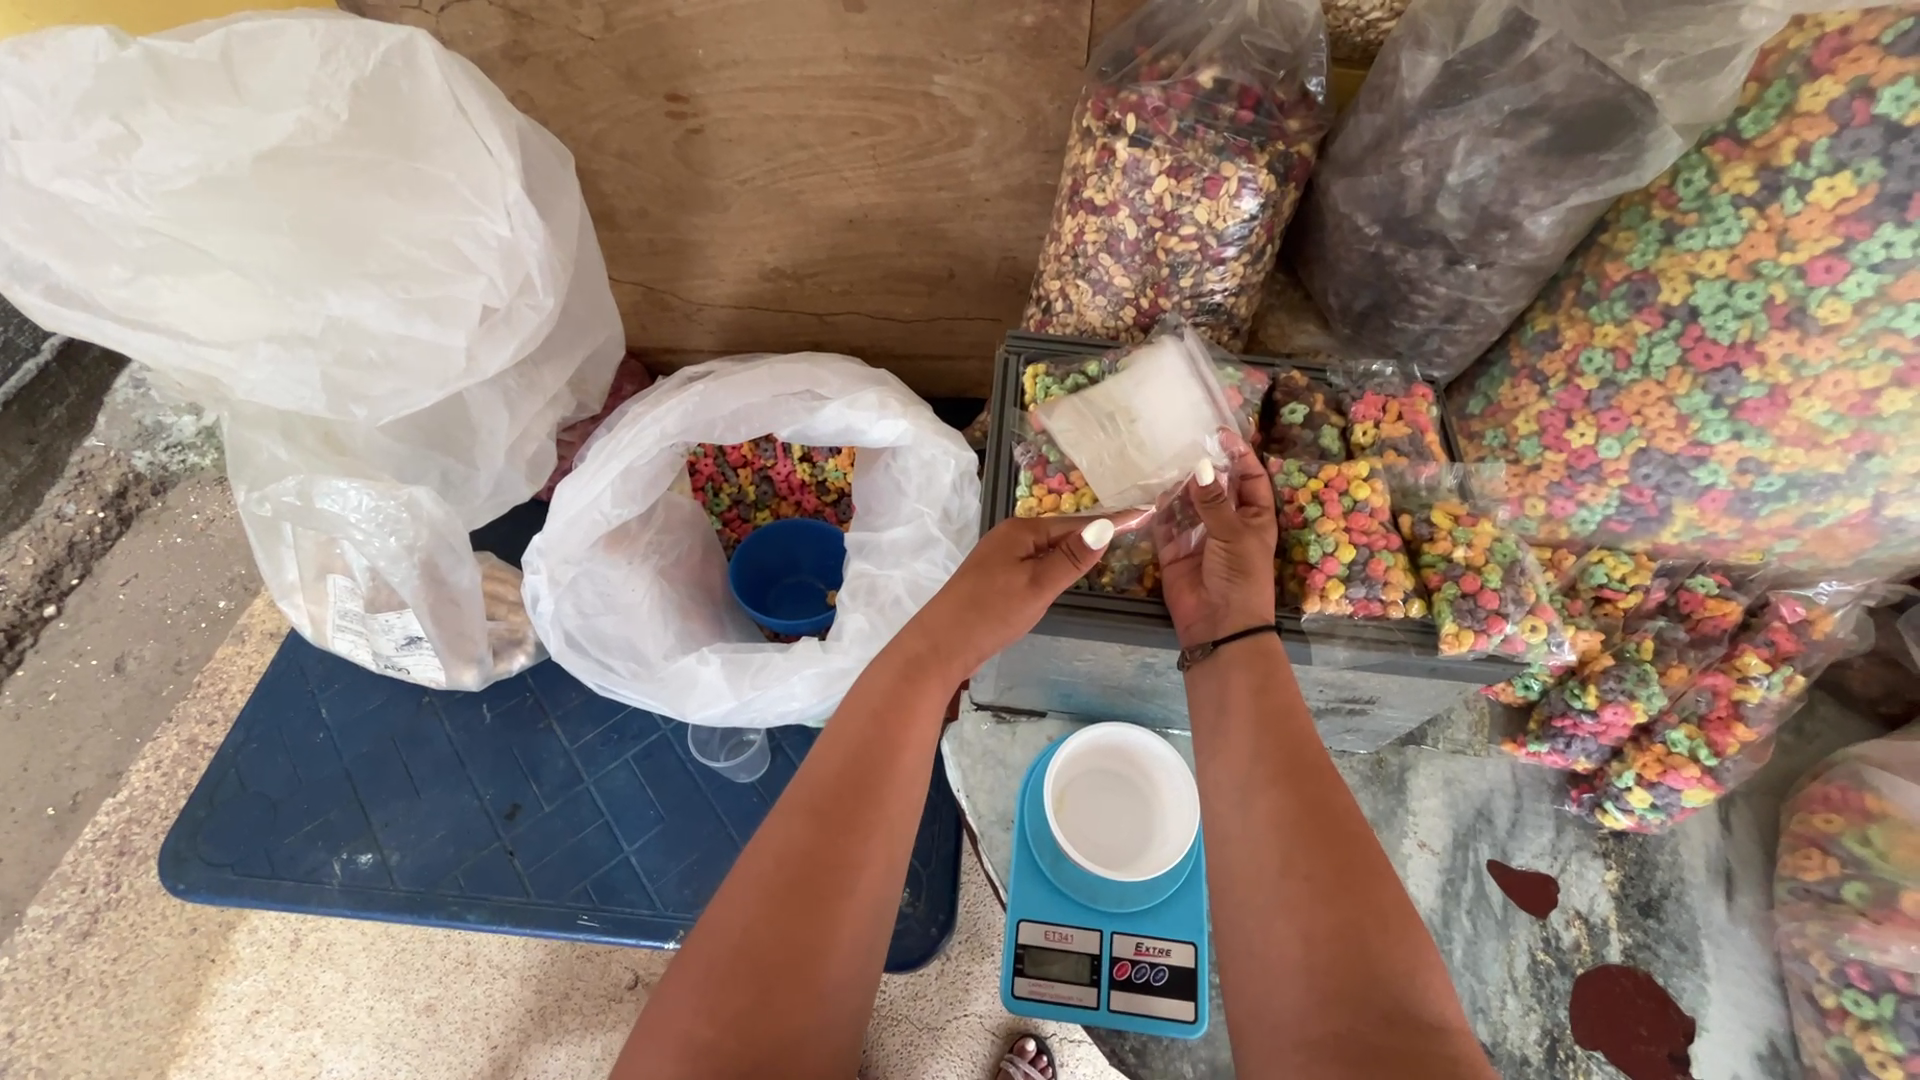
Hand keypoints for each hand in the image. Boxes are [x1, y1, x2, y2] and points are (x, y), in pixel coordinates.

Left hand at [900, 515, 1121, 679]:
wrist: (940, 645)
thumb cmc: (990, 614)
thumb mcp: (1038, 586)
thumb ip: (1071, 558)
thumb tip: (1105, 526)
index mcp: (1021, 531)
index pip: (1076, 523)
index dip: (1111, 522)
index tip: (1144, 514)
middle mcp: (1009, 537)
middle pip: (1061, 532)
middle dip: (1094, 531)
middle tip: (1134, 527)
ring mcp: (1000, 558)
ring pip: (1048, 549)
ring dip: (1075, 548)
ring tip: (1111, 546)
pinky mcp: (995, 579)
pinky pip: (1035, 564)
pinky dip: (1056, 565)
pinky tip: (1068, 572)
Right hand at [1155, 432, 1278, 649]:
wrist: (1219, 624)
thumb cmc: (1241, 577)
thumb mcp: (1234, 534)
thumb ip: (1214, 501)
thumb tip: (1199, 467)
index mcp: (1254, 517)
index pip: (1249, 478)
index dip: (1238, 455)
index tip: (1219, 434)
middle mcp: (1226, 523)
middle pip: (1214, 487)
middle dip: (1202, 468)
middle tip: (1182, 443)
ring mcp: (1198, 536)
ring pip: (1186, 503)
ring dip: (1178, 487)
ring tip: (1163, 463)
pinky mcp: (1173, 550)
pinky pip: (1164, 525)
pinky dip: (1159, 511)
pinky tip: (1152, 493)